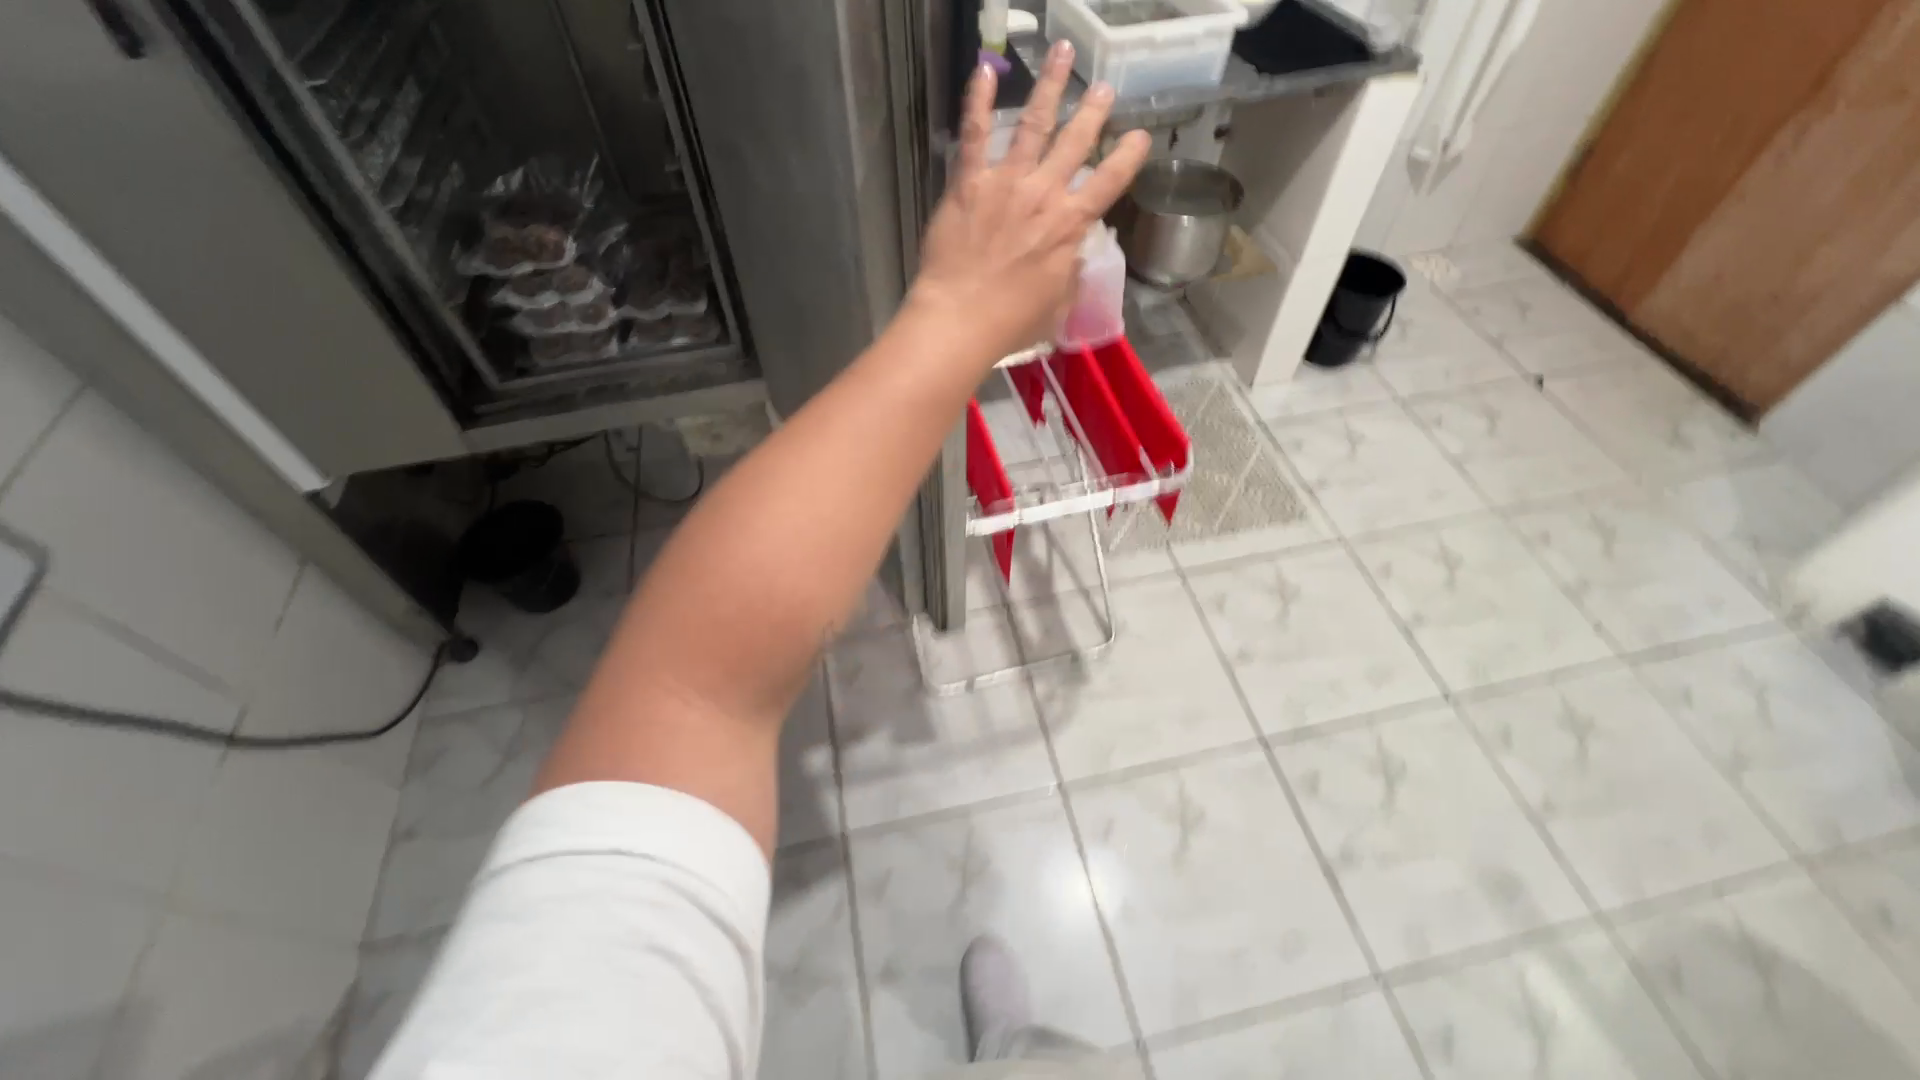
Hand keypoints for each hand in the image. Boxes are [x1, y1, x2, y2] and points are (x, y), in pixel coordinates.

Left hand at [906, 40, 1151, 364]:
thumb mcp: (1058, 302)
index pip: (1108, 183)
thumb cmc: (1011, 322)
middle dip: (1092, 112)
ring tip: (1062, 54)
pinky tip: (984, 70)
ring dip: (1050, 87)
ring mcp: (1006, 183)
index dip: (1128, 158)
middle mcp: (1044, 195)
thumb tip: (1072, 253)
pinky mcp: (969, 182)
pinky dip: (978, 100)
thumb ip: (1069, 271)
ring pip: (1034, 124)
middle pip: (1075, 143)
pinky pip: (975, 133)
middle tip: (1103, 88)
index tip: (1140, 137)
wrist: (961, 319)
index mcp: (1069, 227)